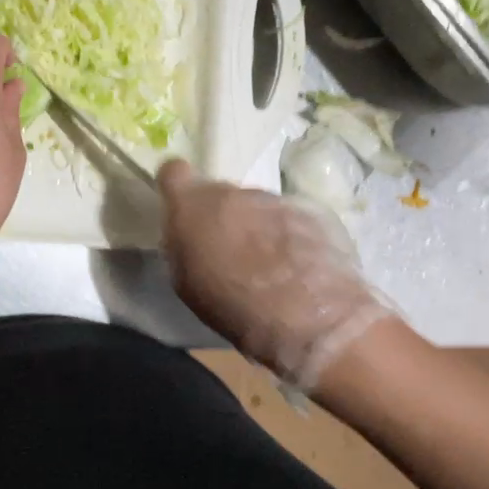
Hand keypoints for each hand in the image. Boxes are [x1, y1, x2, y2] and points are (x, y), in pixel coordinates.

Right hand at [158, 160, 392, 390]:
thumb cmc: (231, 304)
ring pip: (260, 207)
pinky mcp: (314, 210)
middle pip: (223, 193)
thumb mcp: (185, 280)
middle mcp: (233, 192)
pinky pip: (294, 218)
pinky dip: (293, 236)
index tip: (184, 208)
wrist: (304, 316)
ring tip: (271, 264)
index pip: (174, 172)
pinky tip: (300, 266)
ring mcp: (277, 198)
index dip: (179, 187)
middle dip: (225, 215)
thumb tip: (190, 235)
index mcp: (193, 205)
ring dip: (260, 227)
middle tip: (232, 251)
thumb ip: (184, 245)